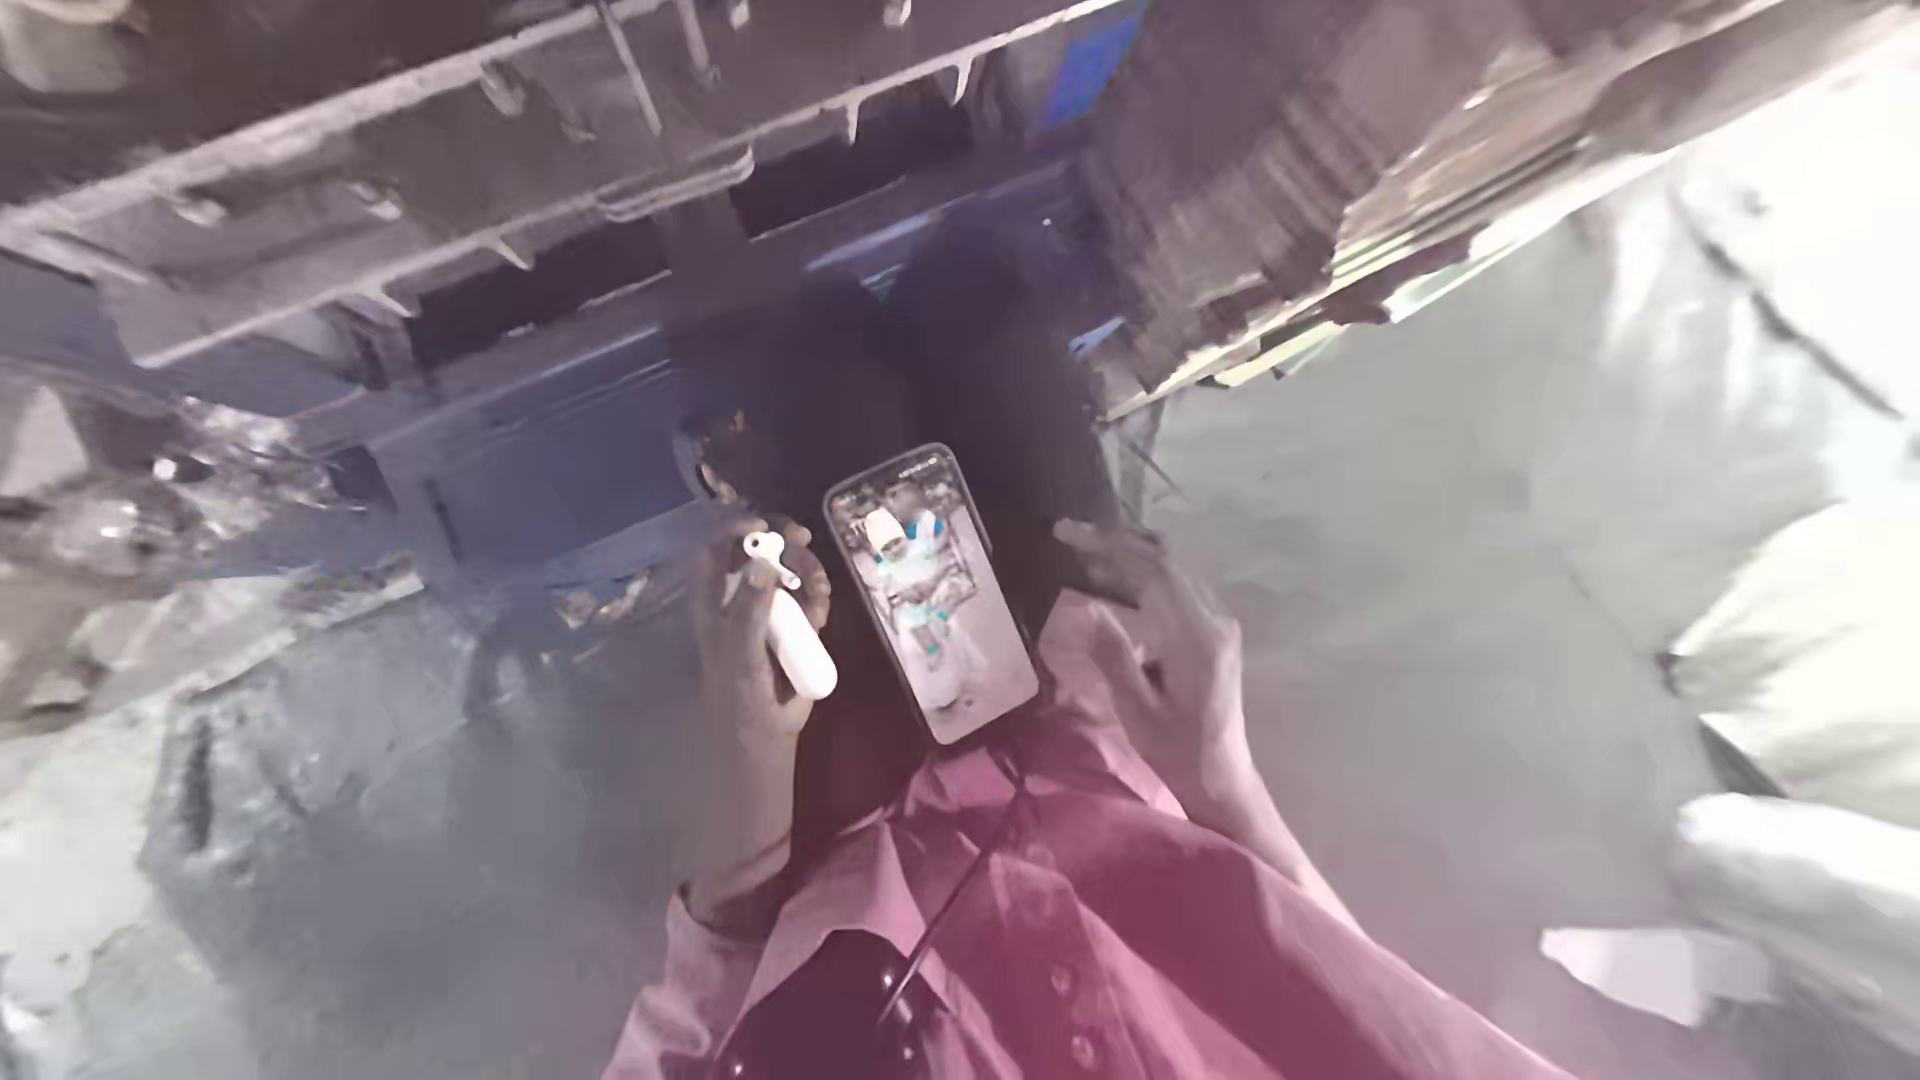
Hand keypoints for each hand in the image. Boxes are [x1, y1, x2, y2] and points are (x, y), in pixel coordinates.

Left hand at [691, 516, 830, 739]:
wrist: (767, 728)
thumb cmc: (739, 690)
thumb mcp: (740, 649)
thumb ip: (750, 607)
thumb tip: (764, 562)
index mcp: (715, 600)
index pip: (718, 552)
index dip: (735, 531)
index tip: (762, 525)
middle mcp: (744, 597)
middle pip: (761, 553)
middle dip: (782, 541)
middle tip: (803, 536)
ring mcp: (773, 610)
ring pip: (791, 572)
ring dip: (806, 568)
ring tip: (818, 584)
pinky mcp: (799, 624)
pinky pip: (811, 599)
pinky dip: (818, 596)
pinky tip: (821, 607)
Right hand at [1053, 519, 1251, 802]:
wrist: (1220, 775)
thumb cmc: (1175, 749)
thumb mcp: (1136, 707)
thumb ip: (1112, 653)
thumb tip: (1084, 607)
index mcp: (1196, 635)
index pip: (1153, 568)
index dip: (1109, 544)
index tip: (1067, 535)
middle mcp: (1214, 617)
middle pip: (1165, 557)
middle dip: (1115, 539)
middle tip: (1070, 534)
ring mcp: (1217, 620)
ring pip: (1173, 565)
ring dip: (1129, 550)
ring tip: (1084, 547)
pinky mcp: (1212, 628)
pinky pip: (1176, 581)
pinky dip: (1143, 568)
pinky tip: (1115, 574)